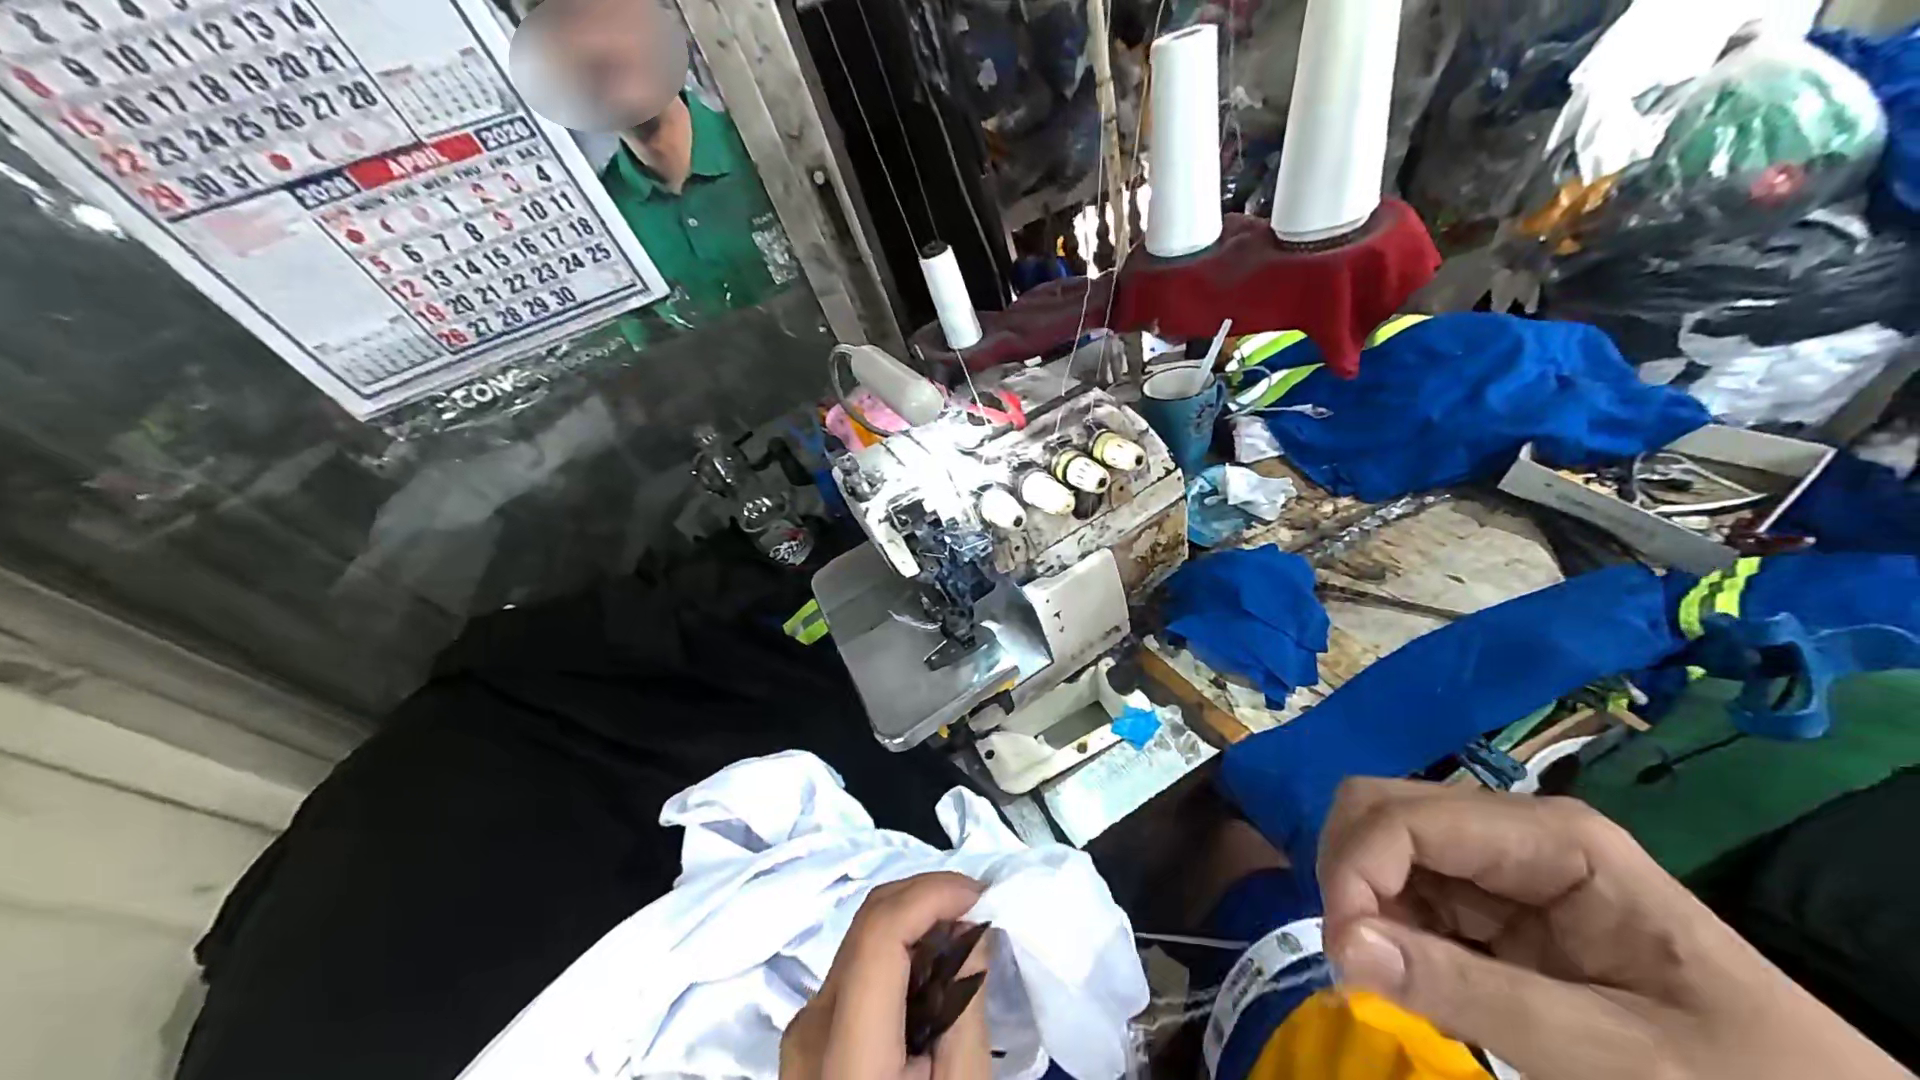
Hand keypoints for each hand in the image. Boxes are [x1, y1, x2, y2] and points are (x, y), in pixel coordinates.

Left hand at [781, 872, 992, 1079]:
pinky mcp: (812, 1031)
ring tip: (965, 939)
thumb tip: (972, 929)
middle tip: (983, 910)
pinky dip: (901, 951)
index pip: (879, 932)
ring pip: (864, 936)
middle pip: (869, 922)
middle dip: (930, 898)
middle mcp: (811, 1022)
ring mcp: (804, 1026)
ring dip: (918, 921)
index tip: (982, 895)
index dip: (932, 894)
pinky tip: (933, 971)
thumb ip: (964, 1007)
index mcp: (846, 1051)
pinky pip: (858, 966)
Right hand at [1317, 778, 1909, 1079]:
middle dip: (1349, 872)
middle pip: (1381, 809)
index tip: (1341, 952)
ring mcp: (1503, 864)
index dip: (1355, 869)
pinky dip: (1387, 925)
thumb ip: (1473, 996)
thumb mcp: (1619, 1058)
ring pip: (1383, 846)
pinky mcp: (1495, 902)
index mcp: (1553, 839)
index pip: (1404, 816)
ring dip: (1365, 902)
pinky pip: (1408, 890)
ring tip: (1391, 976)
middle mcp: (1515, 832)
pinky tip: (1416, 973)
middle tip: (1354, 955)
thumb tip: (1339, 946)